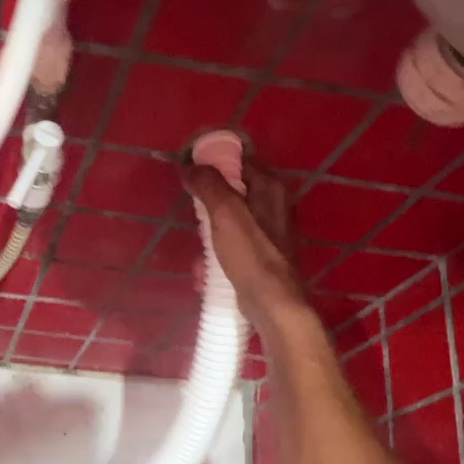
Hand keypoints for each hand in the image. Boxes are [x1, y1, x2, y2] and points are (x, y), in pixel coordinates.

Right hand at [182, 161, 305, 325]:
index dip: (214, 164)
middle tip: (196, 222)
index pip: (240, 159)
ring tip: (200, 259)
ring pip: (229, 223)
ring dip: (209, 240)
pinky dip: (218, 258)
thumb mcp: (225, 213)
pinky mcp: (262, 256)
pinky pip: (233, 248)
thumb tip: (189, 166)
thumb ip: (208, 185)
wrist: (273, 303)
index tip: (191, 178)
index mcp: (271, 187)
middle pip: (232, 193)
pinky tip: (207, 274)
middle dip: (208, 210)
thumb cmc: (251, 255)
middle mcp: (274, 205)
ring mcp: (270, 232)